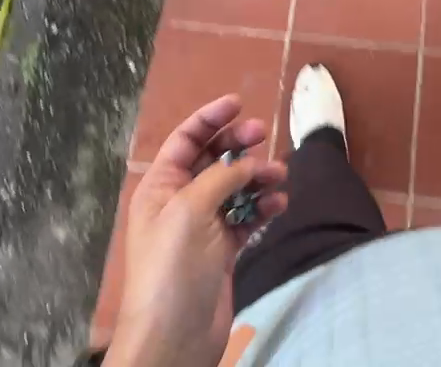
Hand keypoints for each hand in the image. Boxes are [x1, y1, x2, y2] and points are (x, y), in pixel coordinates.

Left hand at [107, 95, 287, 366]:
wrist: (173, 339)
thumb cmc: (172, 267)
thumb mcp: (190, 210)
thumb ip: (221, 178)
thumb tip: (249, 163)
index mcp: (161, 186)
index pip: (186, 139)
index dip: (210, 118)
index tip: (239, 102)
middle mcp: (180, 200)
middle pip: (213, 158)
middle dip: (239, 144)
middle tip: (264, 133)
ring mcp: (202, 226)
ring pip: (235, 187)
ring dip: (257, 177)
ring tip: (280, 175)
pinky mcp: (223, 250)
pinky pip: (246, 217)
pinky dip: (263, 207)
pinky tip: (279, 204)